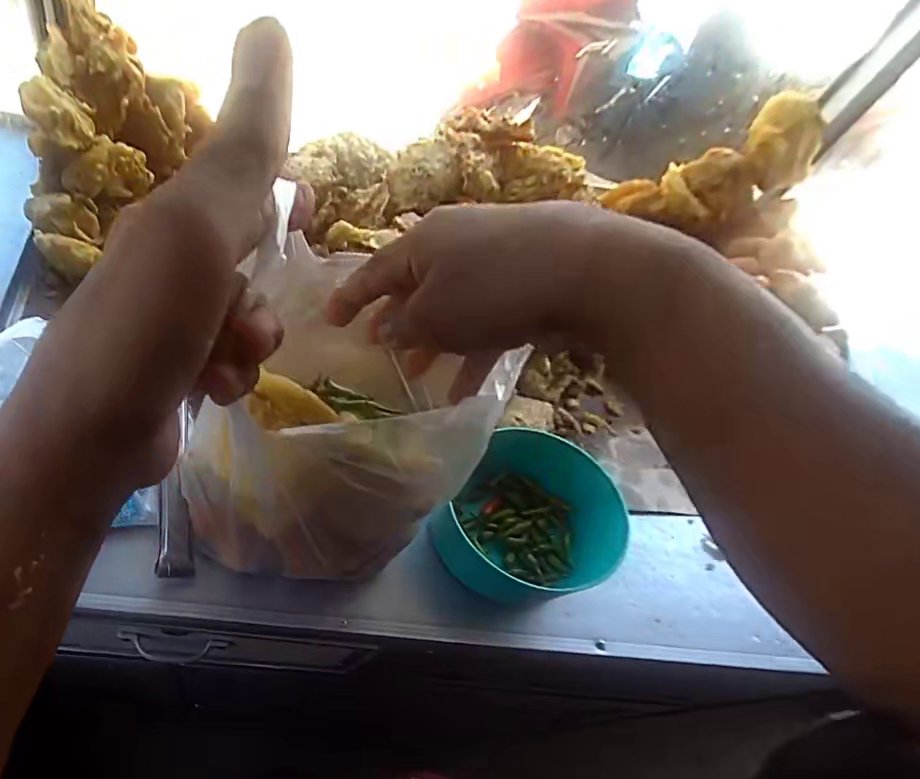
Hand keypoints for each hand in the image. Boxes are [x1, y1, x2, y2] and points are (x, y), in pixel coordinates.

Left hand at [6, 18, 293, 493]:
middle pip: (245, 262)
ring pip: (240, 322)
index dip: (280, 201)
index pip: (237, 185)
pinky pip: (224, 366)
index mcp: (166, 222)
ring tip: (226, 366)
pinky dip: (229, 378)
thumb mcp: (195, 230)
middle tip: (248, 324)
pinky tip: (212, 394)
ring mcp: (163, 329)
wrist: (88, 441)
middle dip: (260, 295)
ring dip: (249, 343)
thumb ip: (241, 148)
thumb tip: (269, 26)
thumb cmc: (142, 331)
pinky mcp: (169, 379)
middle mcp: (161, 269)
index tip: (305, 226)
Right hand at [324, 202, 693, 401]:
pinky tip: (460, 394)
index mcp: (424, 241)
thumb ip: (401, 327)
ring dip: (431, 343)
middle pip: (413, 286)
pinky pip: (485, 324)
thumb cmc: (491, 290)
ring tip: (415, 375)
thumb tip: (390, 331)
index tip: (329, 320)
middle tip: (374, 346)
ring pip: (450, 308)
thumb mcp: (431, 315)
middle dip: (393, 320)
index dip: (349, 298)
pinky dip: (471, 356)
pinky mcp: (526, 284)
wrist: (590, 273)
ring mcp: (495, 262)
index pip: (373, 271)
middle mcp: (457, 245)